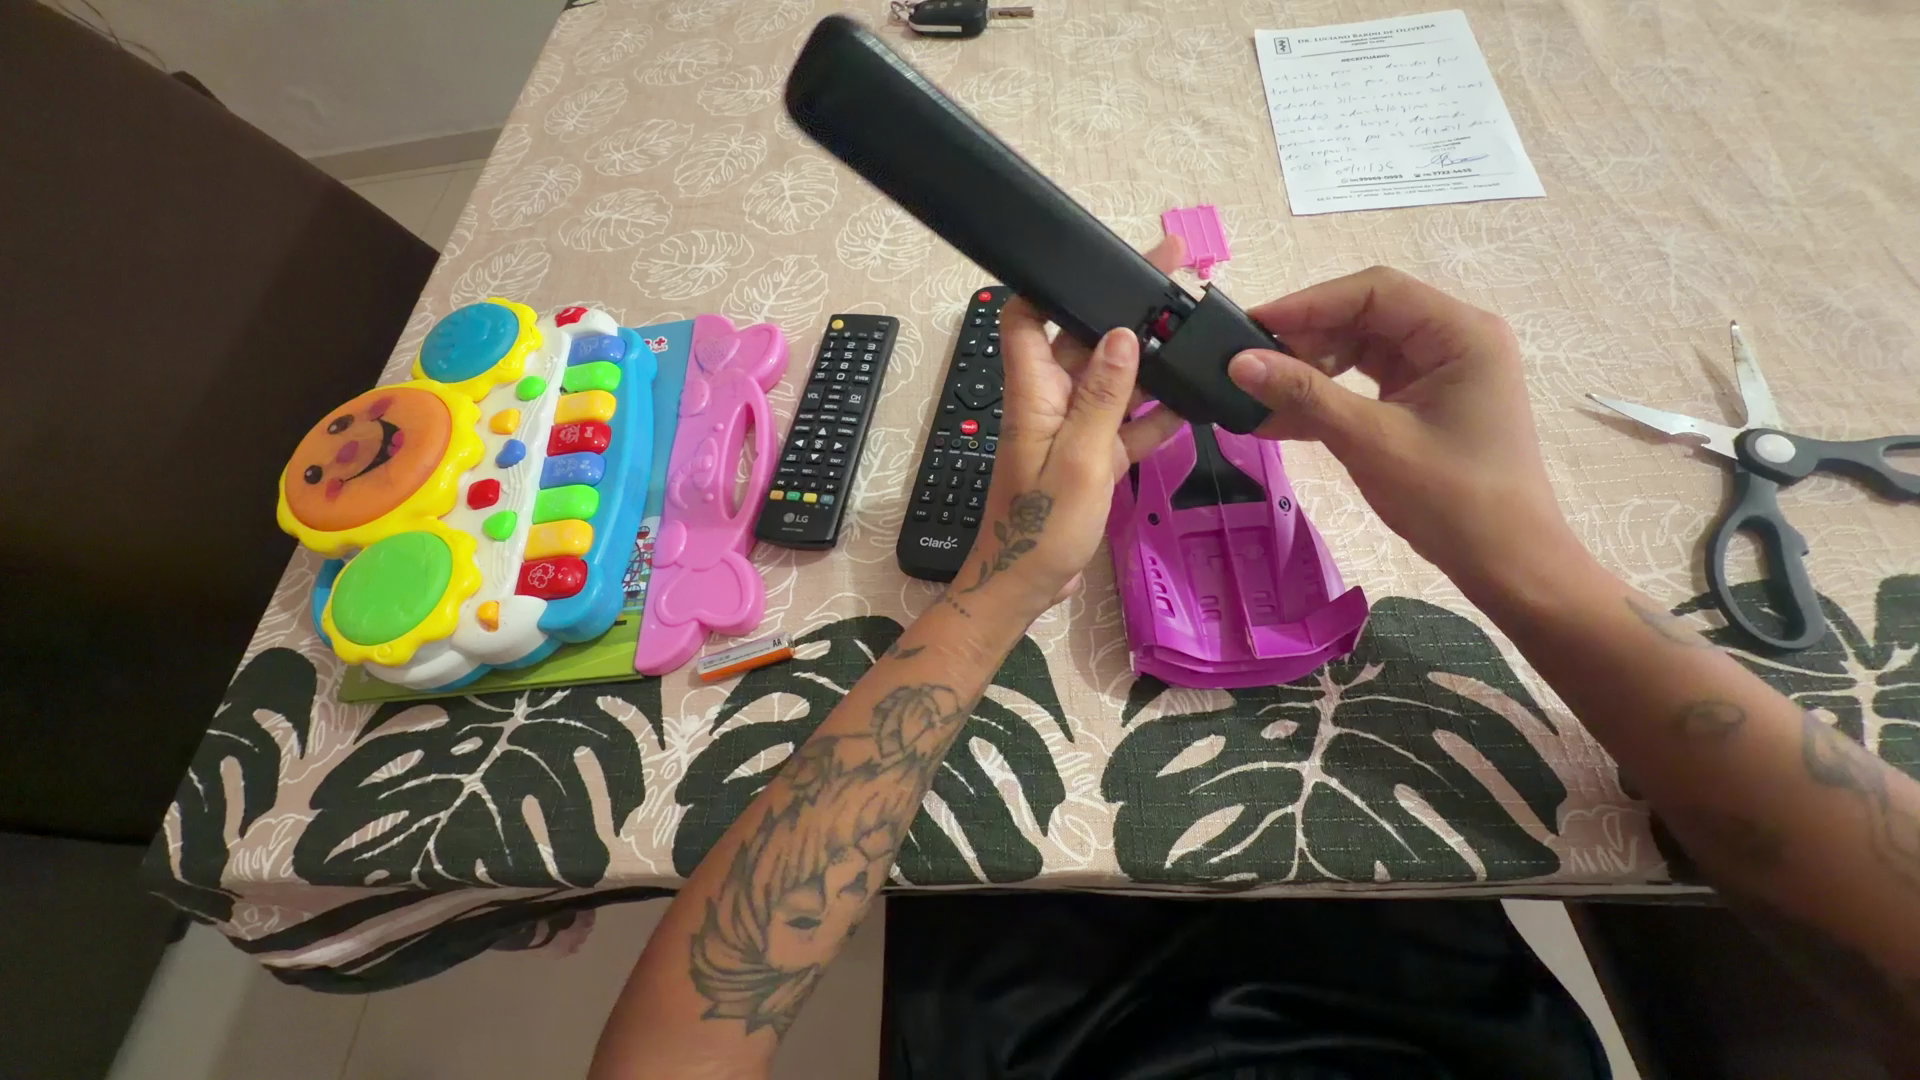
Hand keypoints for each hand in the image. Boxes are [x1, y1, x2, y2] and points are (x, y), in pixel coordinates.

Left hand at [944, 239, 1186, 617]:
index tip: (1095, 260)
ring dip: (1148, 362)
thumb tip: (1121, 335)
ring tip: (1194, 334)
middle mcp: (1052, 402)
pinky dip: (1152, 414)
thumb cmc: (1041, 526)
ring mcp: (1074, 431)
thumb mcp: (1079, 457)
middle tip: (1178, 285)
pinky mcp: (1091, 458)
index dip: (1051, 285)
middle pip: (1084, 342)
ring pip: (1112, 383)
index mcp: (1034, 393)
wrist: (1028, 585)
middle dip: (1125, 314)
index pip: (1025, 318)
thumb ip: (1103, 396)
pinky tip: (1190, 399)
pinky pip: (1124, 425)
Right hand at [1226, 266, 1583, 596]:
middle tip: (1247, 365)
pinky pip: (1360, 388)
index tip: (1251, 327)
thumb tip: (1239, 363)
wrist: (1503, 561)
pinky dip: (1322, 401)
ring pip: (1356, 353)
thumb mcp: (1369, 440)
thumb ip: (1303, 395)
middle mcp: (1451, 341)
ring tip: (1256, 395)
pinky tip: (1275, 420)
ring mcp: (1435, 374)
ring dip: (1307, 374)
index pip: (1374, 292)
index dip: (1308, 303)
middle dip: (1303, 341)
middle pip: (1363, 319)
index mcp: (1459, 333)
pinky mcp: (1418, 405)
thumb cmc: (1449, 497)